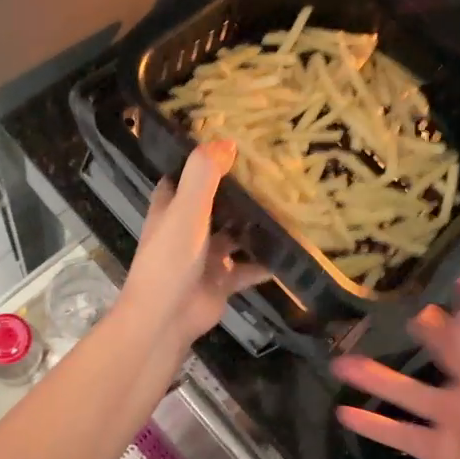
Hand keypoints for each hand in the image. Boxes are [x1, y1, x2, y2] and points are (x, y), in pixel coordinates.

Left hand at [117, 141, 270, 344]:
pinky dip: (267, 261)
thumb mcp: (186, 209)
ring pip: (234, 234)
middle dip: (238, 190)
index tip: (231, 142)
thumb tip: (227, 140)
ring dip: (256, 224)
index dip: (201, 160)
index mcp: (170, 208)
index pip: (183, 175)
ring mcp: (205, 256)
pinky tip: (294, 248)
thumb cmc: (170, 259)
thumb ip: (203, 174)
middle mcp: (187, 229)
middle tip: (275, 169)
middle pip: (214, 203)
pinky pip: (249, 268)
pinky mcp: (222, 281)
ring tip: (290, 203)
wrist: (166, 318)